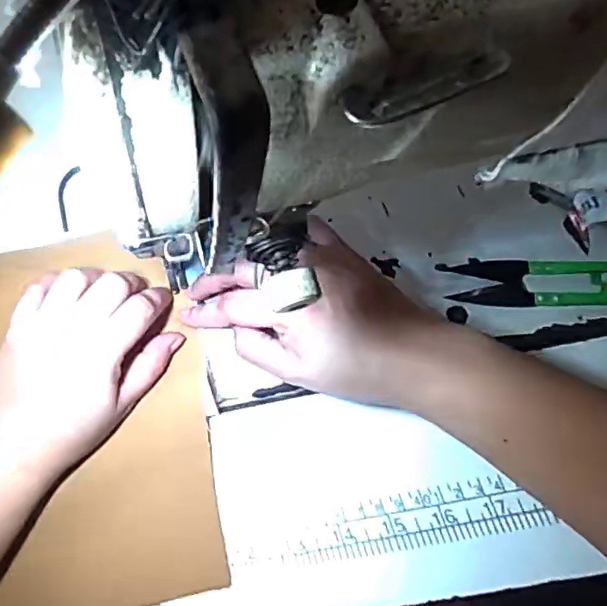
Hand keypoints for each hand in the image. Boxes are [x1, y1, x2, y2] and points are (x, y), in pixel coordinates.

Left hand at [0, 268, 185, 483]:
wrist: (18, 441)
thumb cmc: (72, 430)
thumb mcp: (121, 405)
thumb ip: (150, 365)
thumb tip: (174, 336)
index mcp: (103, 349)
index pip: (140, 305)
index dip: (158, 298)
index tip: (163, 301)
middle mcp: (72, 326)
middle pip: (112, 282)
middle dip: (132, 284)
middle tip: (136, 298)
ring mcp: (41, 320)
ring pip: (76, 275)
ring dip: (95, 278)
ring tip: (101, 294)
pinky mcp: (18, 321)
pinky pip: (40, 285)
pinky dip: (58, 283)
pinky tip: (68, 297)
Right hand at [182, 217, 466, 407]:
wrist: (417, 355)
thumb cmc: (358, 371)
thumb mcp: (297, 373)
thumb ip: (255, 348)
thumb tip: (234, 328)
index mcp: (288, 306)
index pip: (232, 305)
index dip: (206, 312)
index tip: (189, 316)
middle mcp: (300, 273)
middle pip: (242, 270)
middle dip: (214, 282)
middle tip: (197, 293)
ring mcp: (322, 257)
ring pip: (266, 249)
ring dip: (240, 261)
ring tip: (225, 275)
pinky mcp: (343, 252)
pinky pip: (307, 232)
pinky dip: (285, 235)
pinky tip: (272, 244)